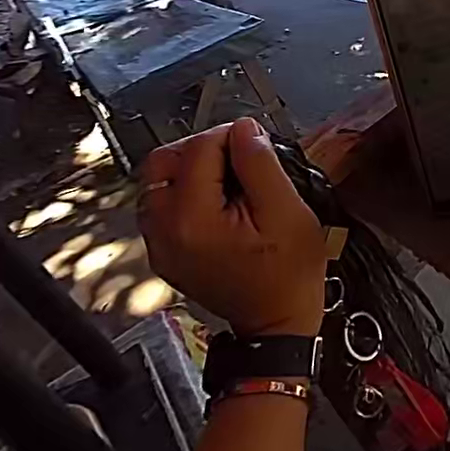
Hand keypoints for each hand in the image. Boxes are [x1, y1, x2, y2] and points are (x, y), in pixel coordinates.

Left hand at [138, 118, 330, 336]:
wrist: (276, 321)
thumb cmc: (290, 270)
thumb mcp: (288, 212)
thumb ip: (262, 167)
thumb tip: (245, 129)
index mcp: (192, 219)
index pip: (198, 150)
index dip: (233, 137)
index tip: (261, 142)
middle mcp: (163, 230)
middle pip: (165, 161)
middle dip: (205, 148)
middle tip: (244, 155)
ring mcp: (159, 244)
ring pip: (161, 181)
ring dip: (195, 168)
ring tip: (235, 177)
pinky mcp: (165, 252)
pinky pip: (165, 205)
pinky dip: (190, 191)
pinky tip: (223, 200)